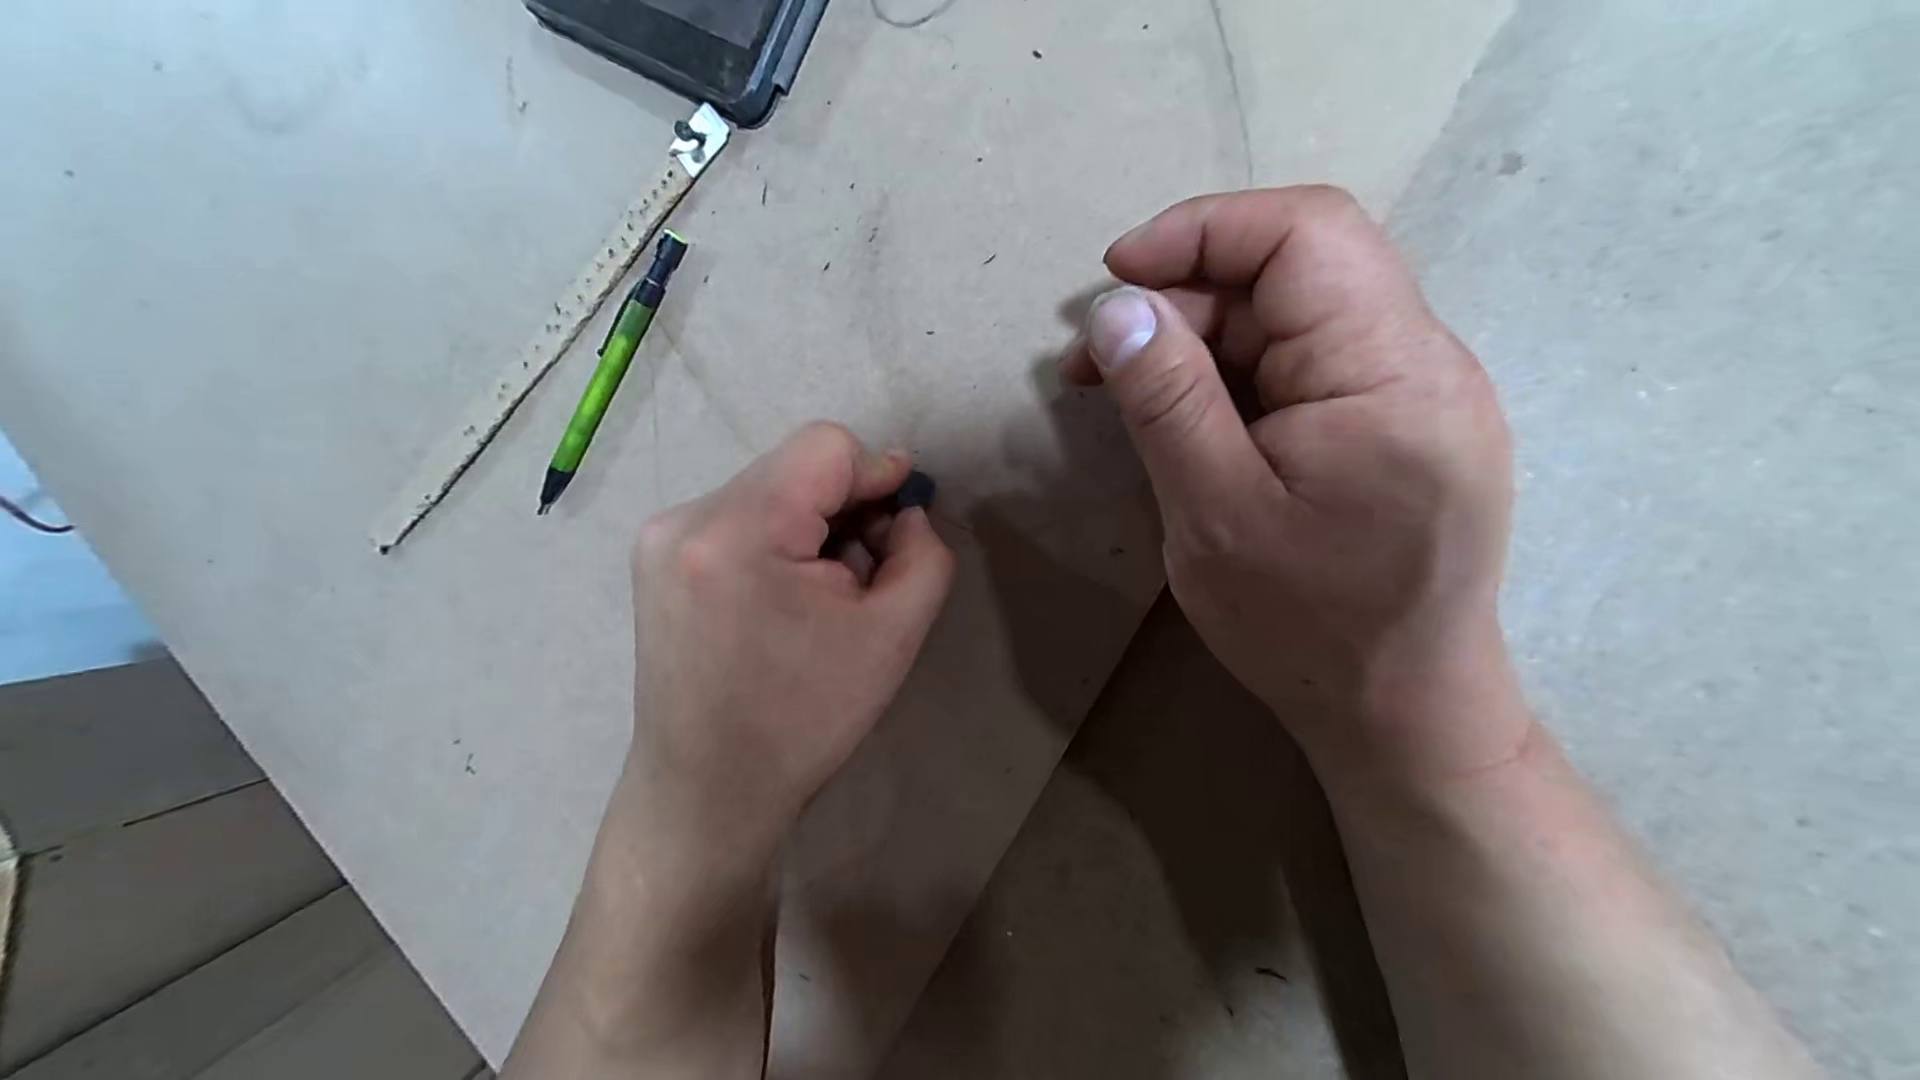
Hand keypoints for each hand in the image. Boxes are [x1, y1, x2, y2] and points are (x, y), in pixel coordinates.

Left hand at [626, 422, 955, 864]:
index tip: (899, 524)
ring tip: (823, 596)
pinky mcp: (657, 558)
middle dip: (846, 508)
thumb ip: (924, 555)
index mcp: (739, 530)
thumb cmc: (805, 720)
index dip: (878, 475)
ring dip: (813, 527)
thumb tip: (906, 512)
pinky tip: (785, 599)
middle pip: (796, 468)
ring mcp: (661, 537)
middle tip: (865, 574)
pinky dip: (779, 540)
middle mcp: (687, 518)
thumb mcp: (894, 636)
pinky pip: (739, 516)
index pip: (827, 447)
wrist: (709, 791)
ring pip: (770, 490)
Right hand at [1065, 186, 1525, 782]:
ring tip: (1123, 390)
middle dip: (1183, 301)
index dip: (1200, 231)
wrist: (1396, 711)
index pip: (1304, 235)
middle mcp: (1420, 362)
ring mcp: (1410, 395)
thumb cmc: (1304, 625)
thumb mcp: (1213, 511)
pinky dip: (1229, 377)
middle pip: (1292, 276)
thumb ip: (1166, 399)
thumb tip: (1115, 307)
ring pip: (1288, 323)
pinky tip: (1182, 417)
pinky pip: (1299, 369)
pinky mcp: (1389, 427)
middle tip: (1096, 360)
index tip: (1114, 275)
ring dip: (1197, 342)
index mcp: (1390, 372)